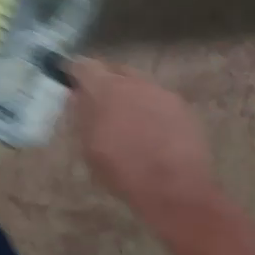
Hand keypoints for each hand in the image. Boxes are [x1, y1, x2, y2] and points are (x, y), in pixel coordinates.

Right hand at [67, 58, 218, 226]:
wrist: (176, 190)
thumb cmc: (123, 170)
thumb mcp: (88, 147)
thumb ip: (81, 115)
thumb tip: (77, 96)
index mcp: (103, 87)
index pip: (82, 65)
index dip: (76, 74)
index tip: (72, 84)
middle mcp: (132, 81)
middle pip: (114, 71)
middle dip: (106, 83)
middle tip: (102, 106)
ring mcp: (160, 92)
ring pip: (138, 84)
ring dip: (131, 96)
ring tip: (130, 122)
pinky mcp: (182, 106)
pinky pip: (158, 100)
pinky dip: (152, 110)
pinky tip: (154, 132)